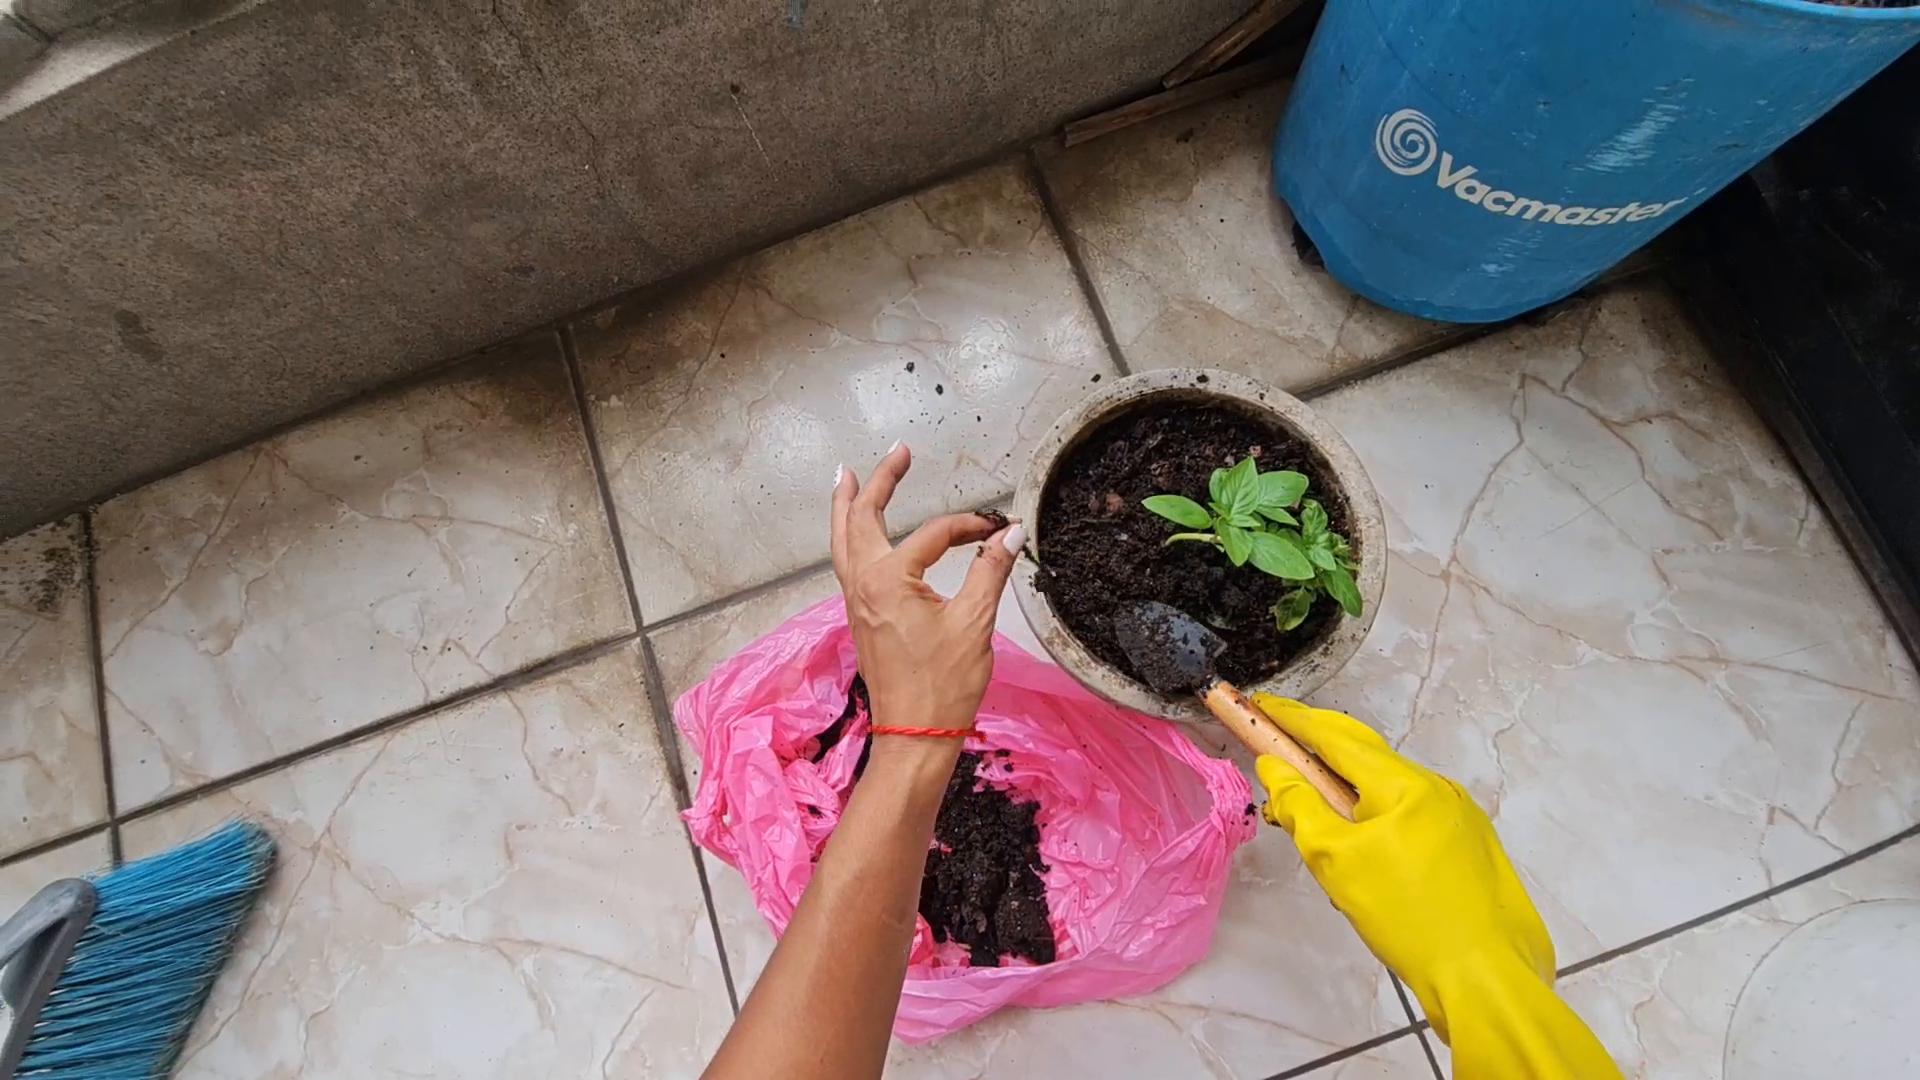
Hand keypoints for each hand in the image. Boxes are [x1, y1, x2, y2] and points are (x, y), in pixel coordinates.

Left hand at [829, 443, 1024, 737]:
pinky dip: (848, 537)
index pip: (936, 534)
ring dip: (847, 505)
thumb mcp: (975, 623)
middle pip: (862, 518)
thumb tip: (1010, 532)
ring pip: (843, 540)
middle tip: (899, 453)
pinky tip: (857, 533)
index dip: (971, 527)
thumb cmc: (945, 684)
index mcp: (890, 580)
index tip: (998, 531)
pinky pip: (846, 563)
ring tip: (848, 476)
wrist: (915, 734)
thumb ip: (989, 571)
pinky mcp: (859, 616)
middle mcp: (863, 583)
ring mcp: (856, 601)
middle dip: (880, 481)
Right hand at [1251, 694, 1554, 1043]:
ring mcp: (1460, 818)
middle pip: (1363, 751)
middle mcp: (1437, 789)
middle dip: (1316, 742)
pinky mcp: (1472, 848)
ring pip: (1387, 785)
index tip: (1259, 704)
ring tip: (1311, 807)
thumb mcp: (1335, 860)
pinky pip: (1409, 812)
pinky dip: (1373, 811)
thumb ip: (1298, 804)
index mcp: (1405, 784)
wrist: (1490, 988)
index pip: (1334, 737)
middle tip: (1276, 738)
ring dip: (1344, 785)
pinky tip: (1358, 842)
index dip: (1291, 718)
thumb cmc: (1407, 917)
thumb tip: (1275, 768)